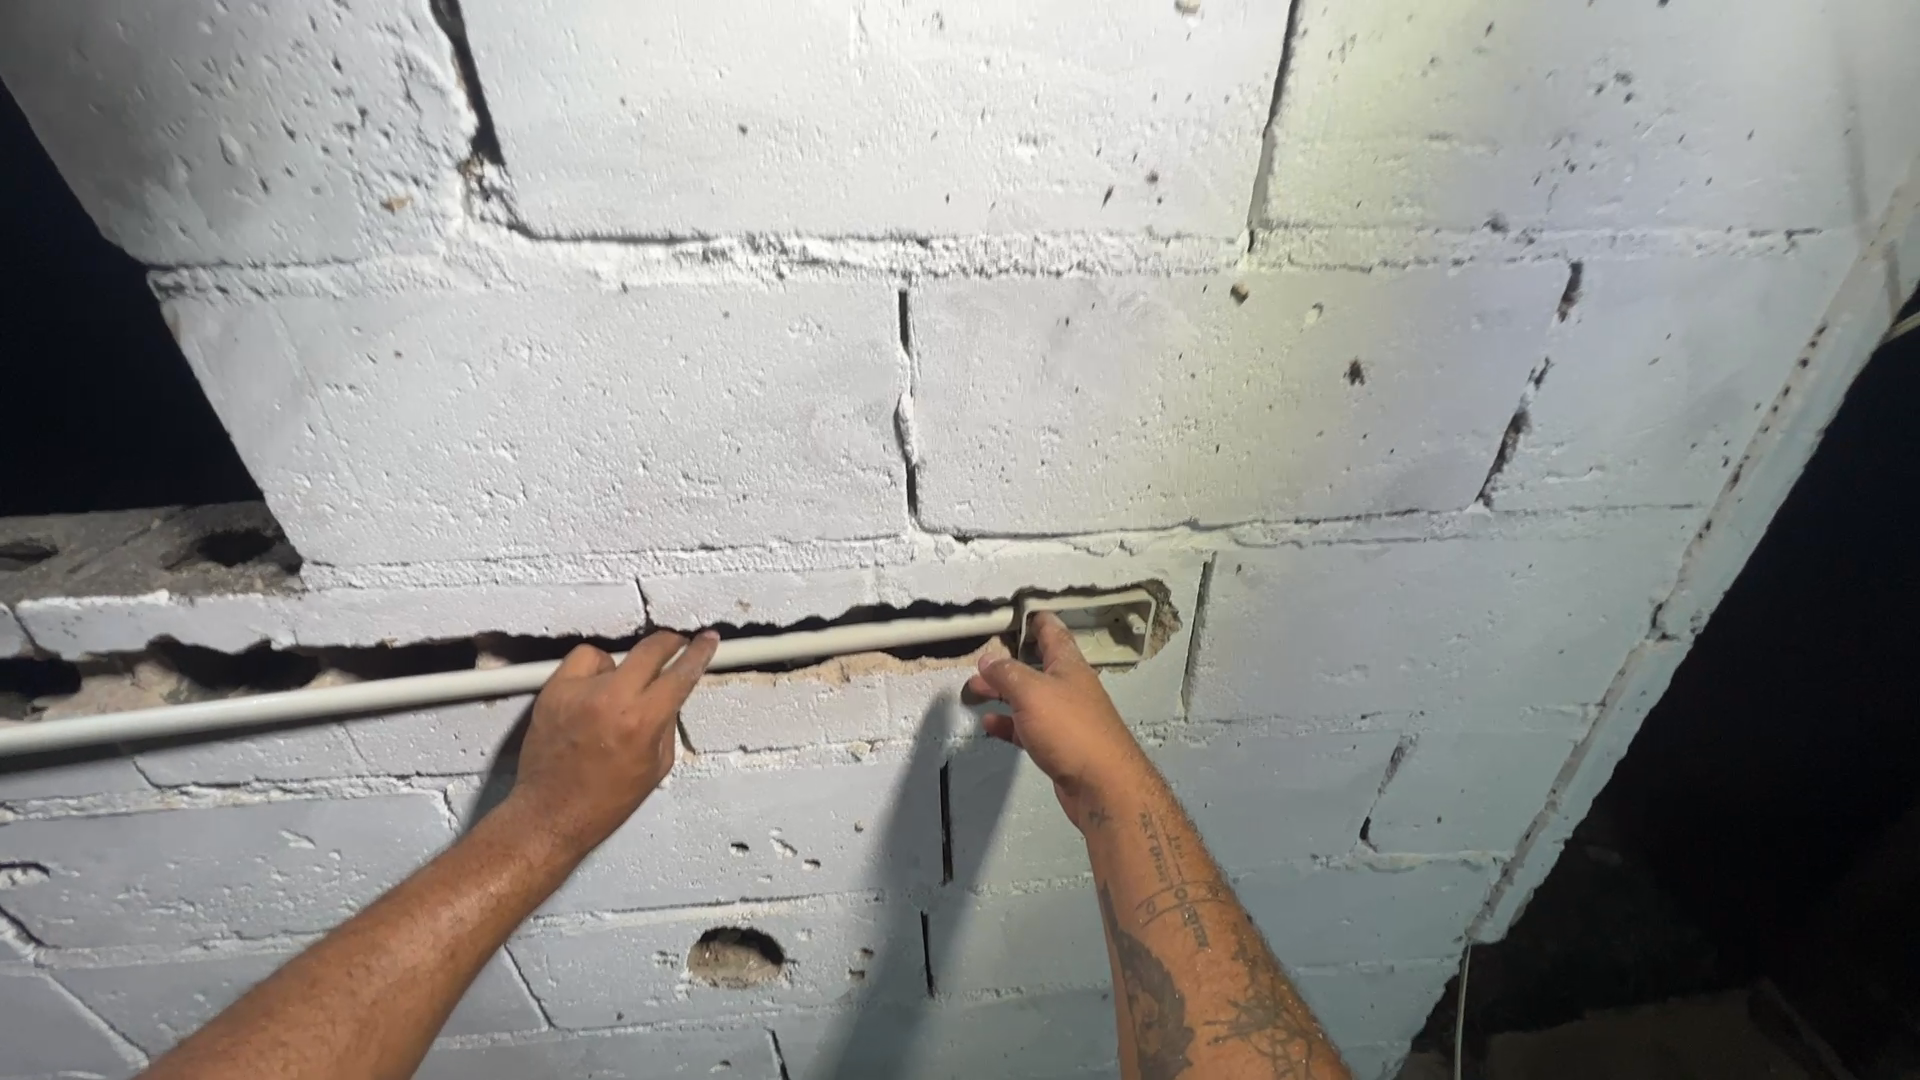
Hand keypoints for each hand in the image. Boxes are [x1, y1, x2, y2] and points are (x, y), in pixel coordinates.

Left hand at [507, 630, 718, 854]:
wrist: (549, 815)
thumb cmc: (609, 800)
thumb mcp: (658, 764)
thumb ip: (667, 722)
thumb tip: (669, 692)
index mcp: (643, 721)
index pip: (681, 674)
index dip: (700, 652)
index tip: (708, 638)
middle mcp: (611, 699)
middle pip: (651, 648)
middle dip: (671, 641)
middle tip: (677, 643)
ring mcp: (578, 692)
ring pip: (614, 654)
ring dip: (625, 665)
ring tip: (620, 688)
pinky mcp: (552, 691)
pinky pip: (582, 660)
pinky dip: (593, 669)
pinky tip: (593, 689)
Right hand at [966, 612, 1149, 831]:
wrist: (1102, 785)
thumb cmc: (1070, 728)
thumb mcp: (1032, 692)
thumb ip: (1006, 673)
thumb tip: (987, 659)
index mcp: (1068, 664)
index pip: (1051, 631)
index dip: (1034, 619)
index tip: (1014, 613)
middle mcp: (1069, 686)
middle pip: (1034, 666)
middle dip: (1005, 663)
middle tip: (978, 664)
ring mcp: (1065, 716)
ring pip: (1029, 697)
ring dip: (1002, 693)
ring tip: (974, 692)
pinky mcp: (1059, 744)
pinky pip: (1028, 727)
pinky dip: (1008, 723)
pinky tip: (990, 724)